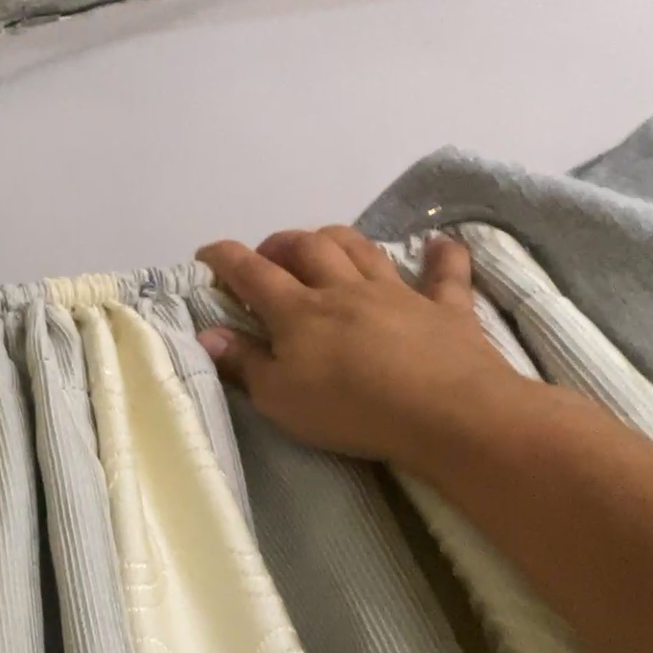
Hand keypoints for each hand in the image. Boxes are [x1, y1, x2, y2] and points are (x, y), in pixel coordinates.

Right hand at [194, 226, 530, 466]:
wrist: (446, 414)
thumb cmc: (347, 409)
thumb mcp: (276, 397)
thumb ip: (242, 362)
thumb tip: (209, 334)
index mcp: (298, 312)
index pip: (252, 273)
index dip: (224, 258)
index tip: (205, 253)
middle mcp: (344, 291)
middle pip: (309, 247)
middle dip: (280, 244)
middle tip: (266, 257)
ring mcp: (398, 294)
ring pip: (362, 249)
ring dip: (335, 239)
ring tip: (320, 246)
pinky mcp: (445, 308)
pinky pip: (446, 273)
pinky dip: (441, 256)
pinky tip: (440, 244)